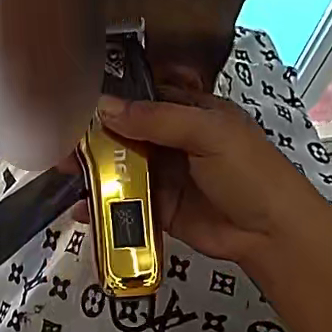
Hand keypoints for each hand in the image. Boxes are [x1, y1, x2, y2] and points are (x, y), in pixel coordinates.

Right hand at [79, 87, 331, 268]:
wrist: (270, 232)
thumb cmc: (248, 172)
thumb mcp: (208, 132)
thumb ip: (158, 119)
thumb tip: (105, 107)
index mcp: (191, 113)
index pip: (145, 98)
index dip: (113, 99)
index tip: (75, 103)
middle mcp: (174, 142)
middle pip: (126, 135)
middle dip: (94, 139)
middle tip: (60, 143)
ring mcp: (166, 178)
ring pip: (122, 170)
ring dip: (94, 171)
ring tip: (63, 173)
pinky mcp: (160, 211)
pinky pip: (126, 206)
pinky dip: (103, 208)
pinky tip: (80, 210)